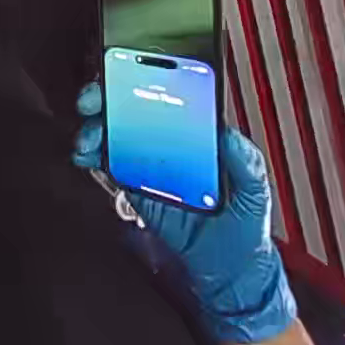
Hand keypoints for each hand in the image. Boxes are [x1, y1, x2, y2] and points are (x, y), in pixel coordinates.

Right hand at [73, 82, 296, 344]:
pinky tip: (88, 156)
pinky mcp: (137, 191)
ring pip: (115, 134)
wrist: (230, 273)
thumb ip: (245, 160)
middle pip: (132, 109)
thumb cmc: (246, 222)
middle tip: (95, 98)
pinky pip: (111, 167)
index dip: (146, 78)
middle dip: (108, 96)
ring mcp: (151, 164)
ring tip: (90, 135)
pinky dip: (94, 157)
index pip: (169, 95)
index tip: (129, 71)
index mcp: (198, 131)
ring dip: (96, 127)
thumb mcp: (256, 187)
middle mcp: (171, 141)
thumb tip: (227, 133)